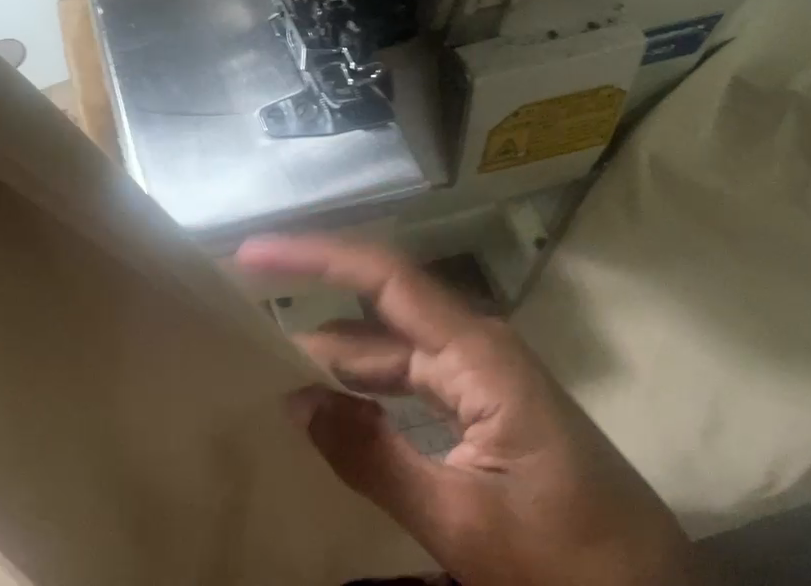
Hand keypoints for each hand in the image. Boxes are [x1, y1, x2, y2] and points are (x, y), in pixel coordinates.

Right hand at [236, 235, 696, 585]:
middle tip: (244, 327)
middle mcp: (476, 350)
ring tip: (270, 370)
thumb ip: (372, 456)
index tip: (253, 255)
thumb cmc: (567, 557)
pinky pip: (409, 386)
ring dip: (335, 362)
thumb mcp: (461, 520)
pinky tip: (328, 412)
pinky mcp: (485, 412)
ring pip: (390, 354)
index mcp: (477, 355)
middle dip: (312, 313)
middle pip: (377, 314)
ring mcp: (482, 381)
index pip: (384, 278)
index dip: (315, 257)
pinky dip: (364, 394)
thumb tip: (296, 400)